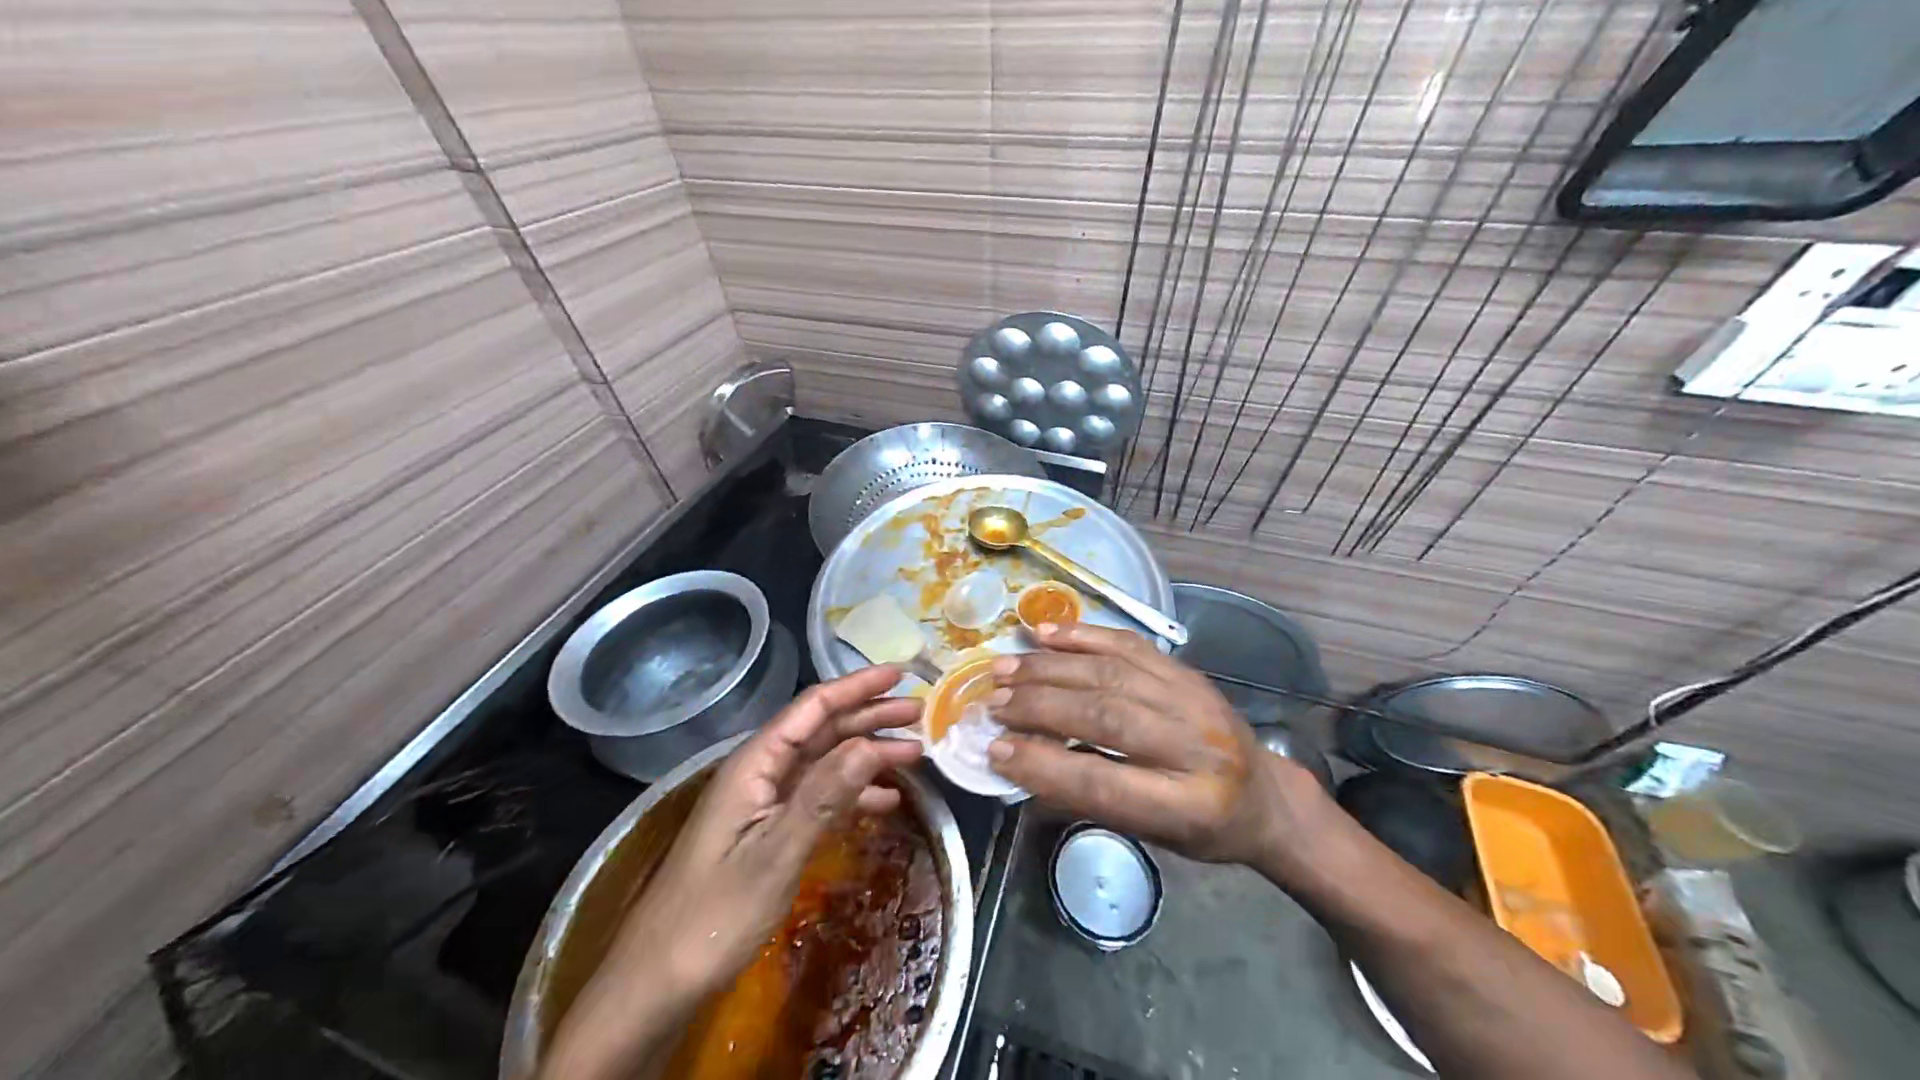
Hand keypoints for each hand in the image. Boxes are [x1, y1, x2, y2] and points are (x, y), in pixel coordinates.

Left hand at [542, 666, 922, 1079]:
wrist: (658, 980)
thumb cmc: (715, 914)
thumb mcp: (776, 853)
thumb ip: (825, 795)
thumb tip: (870, 743)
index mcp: (755, 764)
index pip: (813, 708)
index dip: (858, 687)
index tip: (901, 674)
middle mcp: (761, 772)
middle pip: (823, 730)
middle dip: (871, 717)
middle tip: (920, 714)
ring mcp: (764, 803)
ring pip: (825, 763)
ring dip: (868, 755)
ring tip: (915, 753)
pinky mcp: (768, 832)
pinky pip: (820, 797)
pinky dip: (854, 793)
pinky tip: (886, 800)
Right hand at [986, 623, 1318, 867]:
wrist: (1265, 795)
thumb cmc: (1202, 828)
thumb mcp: (1151, 835)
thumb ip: (1088, 799)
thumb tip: (1017, 762)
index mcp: (1188, 805)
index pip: (1102, 781)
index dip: (1042, 764)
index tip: (995, 750)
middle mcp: (1195, 745)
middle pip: (1105, 715)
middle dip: (1040, 707)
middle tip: (993, 704)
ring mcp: (1193, 698)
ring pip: (1110, 673)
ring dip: (1050, 669)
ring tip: (1005, 669)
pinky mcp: (1186, 670)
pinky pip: (1127, 644)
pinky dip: (1081, 636)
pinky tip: (1043, 635)